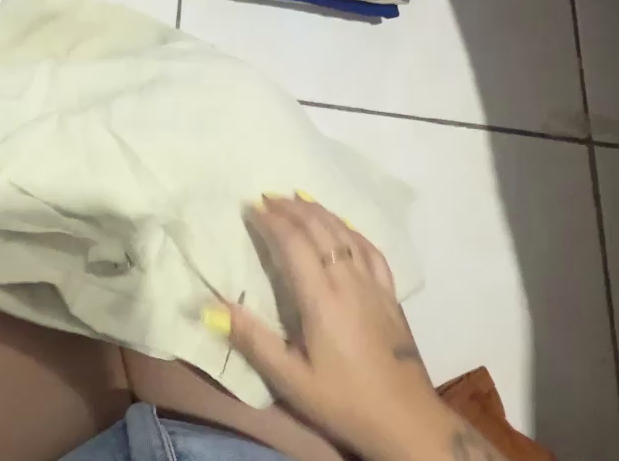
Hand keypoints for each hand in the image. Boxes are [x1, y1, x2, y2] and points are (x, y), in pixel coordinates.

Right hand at [215, 196, 481, 460]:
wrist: (407, 423)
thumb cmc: (343, 401)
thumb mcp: (291, 379)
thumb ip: (252, 339)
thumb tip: (211, 306)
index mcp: (322, 298)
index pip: (293, 243)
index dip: (271, 221)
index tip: (251, 207)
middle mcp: (348, 282)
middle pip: (319, 230)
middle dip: (291, 209)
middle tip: (268, 196)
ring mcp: (374, 286)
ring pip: (344, 234)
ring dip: (319, 212)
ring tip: (297, 198)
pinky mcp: (391, 296)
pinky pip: (370, 249)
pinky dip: (351, 229)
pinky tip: (342, 225)